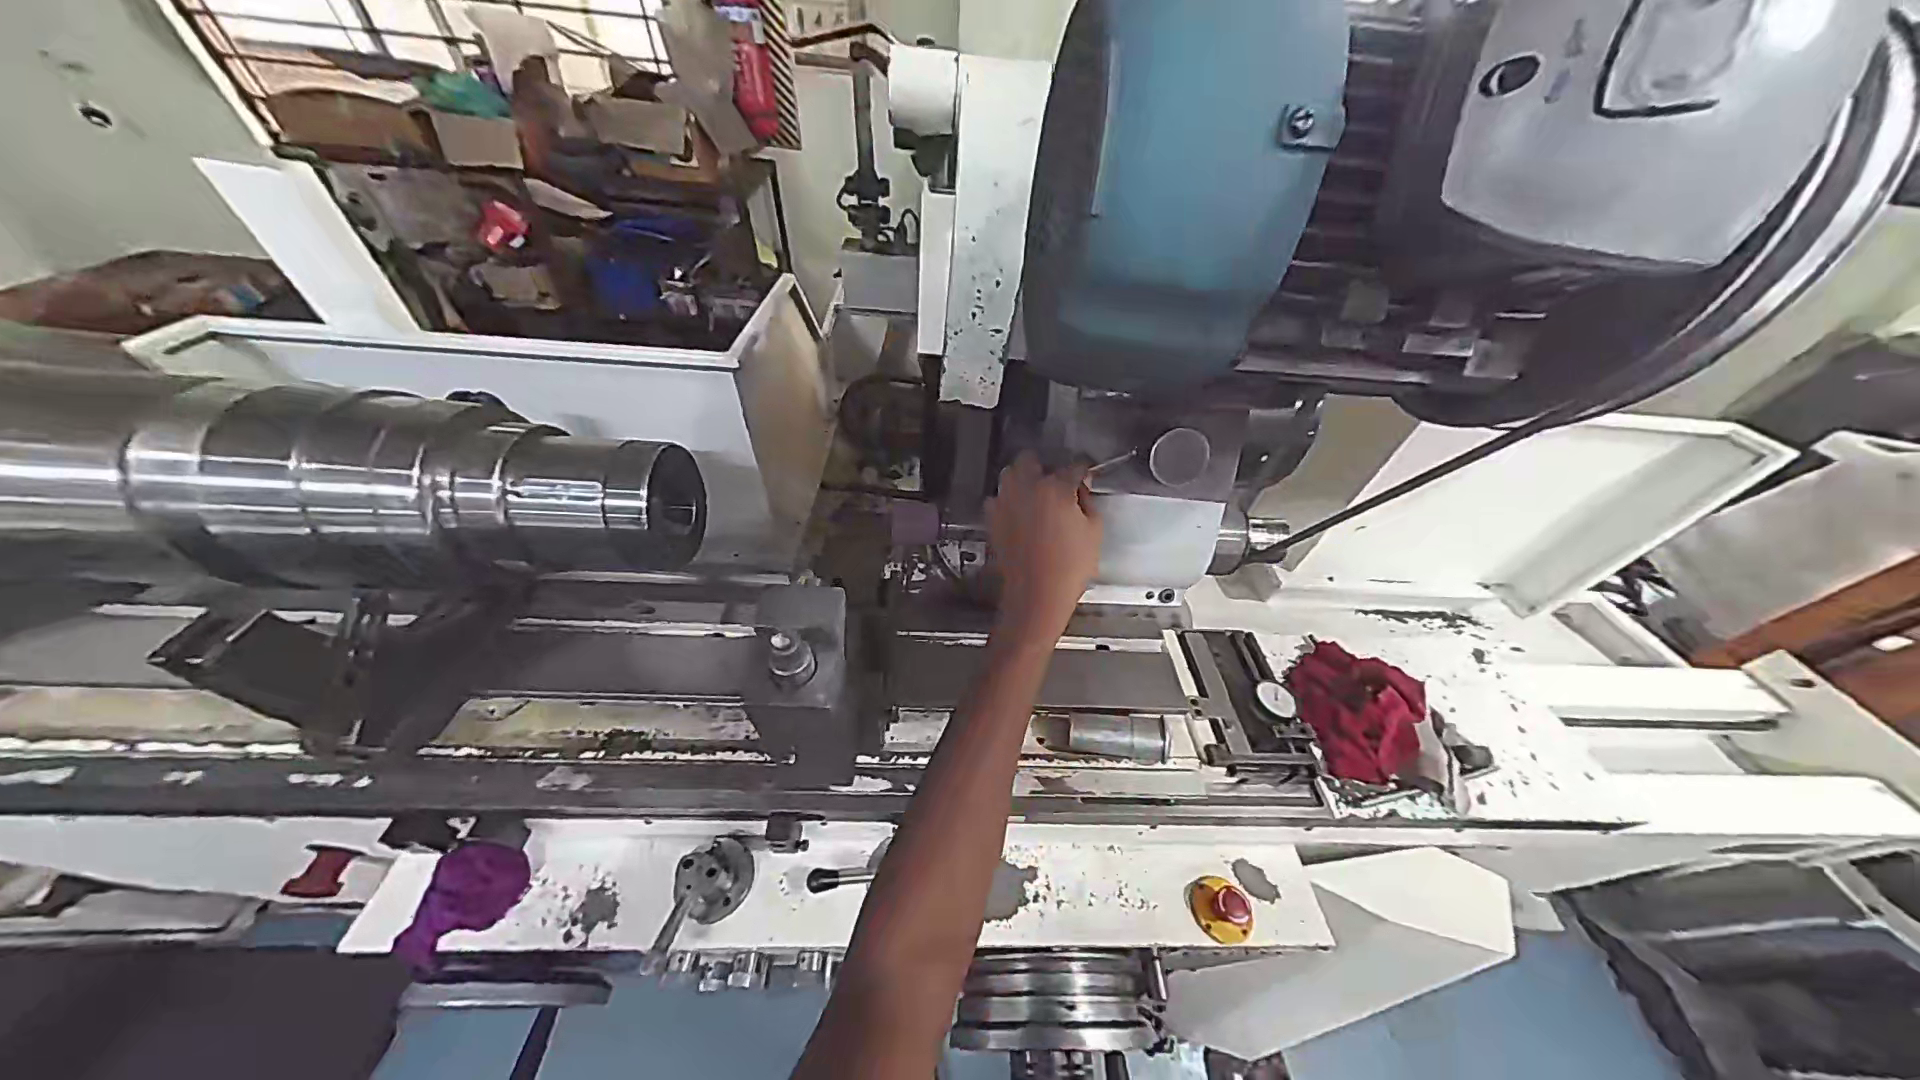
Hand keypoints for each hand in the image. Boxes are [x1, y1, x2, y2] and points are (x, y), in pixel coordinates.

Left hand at [984, 452, 1102, 635]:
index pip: (1073, 466)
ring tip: (1037, 496)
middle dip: (1044, 466)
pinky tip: (1021, 514)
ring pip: (1010, 475)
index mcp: (1055, 487)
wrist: (1036, 595)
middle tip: (1057, 482)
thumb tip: (1080, 491)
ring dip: (1023, 479)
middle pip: (1031, 460)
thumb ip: (1088, 502)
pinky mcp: (992, 518)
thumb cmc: (1069, 567)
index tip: (1085, 478)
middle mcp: (1025, 488)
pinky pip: (999, 499)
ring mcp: (1004, 502)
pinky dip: (1009, 501)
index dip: (1082, 472)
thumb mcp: (1094, 532)